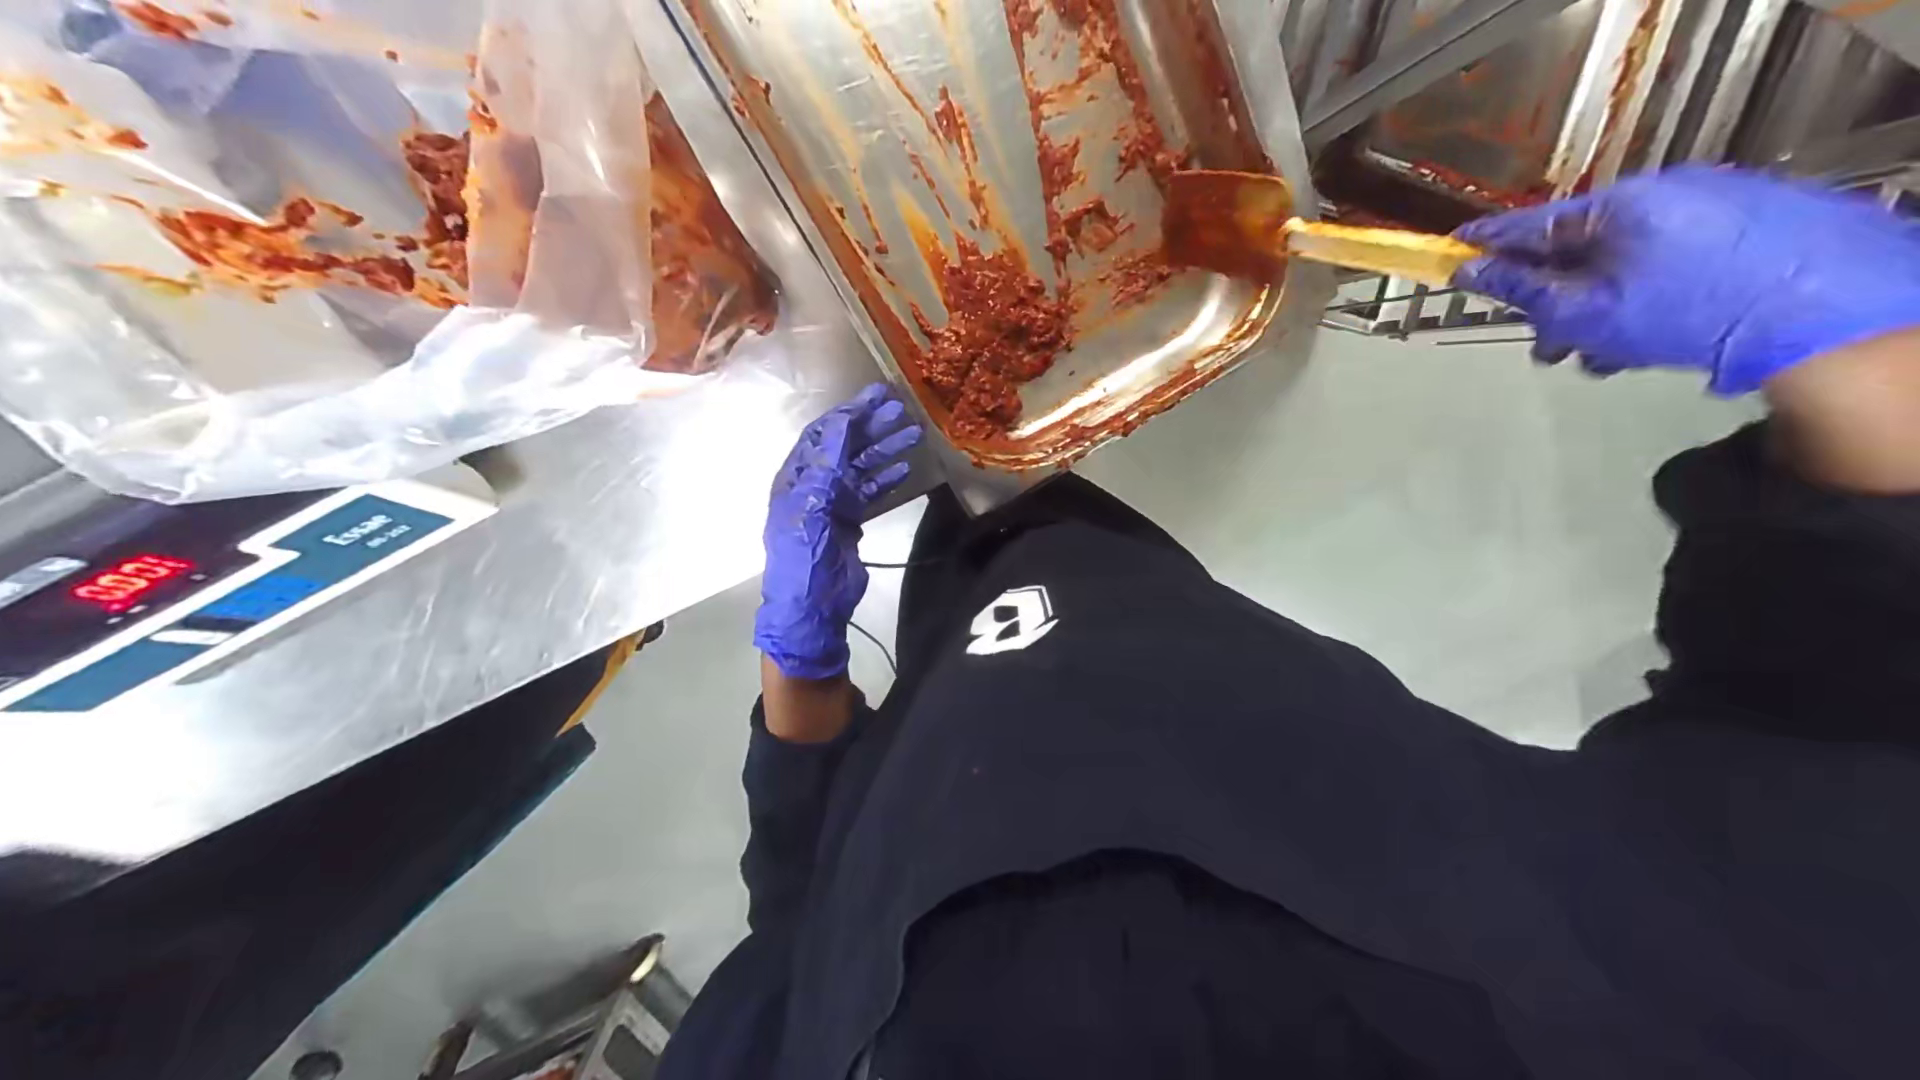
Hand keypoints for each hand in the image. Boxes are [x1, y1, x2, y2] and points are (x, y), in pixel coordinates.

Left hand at [753, 384, 921, 678]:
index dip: (851, 412)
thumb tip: (843, 423)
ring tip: (914, 434)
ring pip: (863, 467)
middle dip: (874, 427)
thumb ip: (826, 465)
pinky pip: (871, 492)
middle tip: (902, 410)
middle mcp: (814, 484)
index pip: (825, 434)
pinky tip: (906, 469)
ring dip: (886, 450)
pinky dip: (887, 479)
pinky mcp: (850, 522)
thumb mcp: (810, 507)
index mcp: (797, 477)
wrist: (811, 607)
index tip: (878, 395)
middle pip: (847, 446)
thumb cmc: (804, 557)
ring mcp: (833, 503)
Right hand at [1453, 166, 1919, 394]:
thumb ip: (1520, 289)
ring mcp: (1715, 206)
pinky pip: (1669, 260)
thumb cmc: (1681, 314)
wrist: (1825, 318)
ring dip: (1596, 307)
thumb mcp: (1581, 311)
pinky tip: (1644, 338)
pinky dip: (1642, 296)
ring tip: (1596, 353)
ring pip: (1623, 261)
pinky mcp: (1752, 226)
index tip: (1452, 248)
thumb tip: (1469, 270)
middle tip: (1544, 343)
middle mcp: (1667, 194)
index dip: (1486, 241)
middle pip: (1580, 249)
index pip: (1531, 223)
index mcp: (1621, 206)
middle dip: (1551, 299)